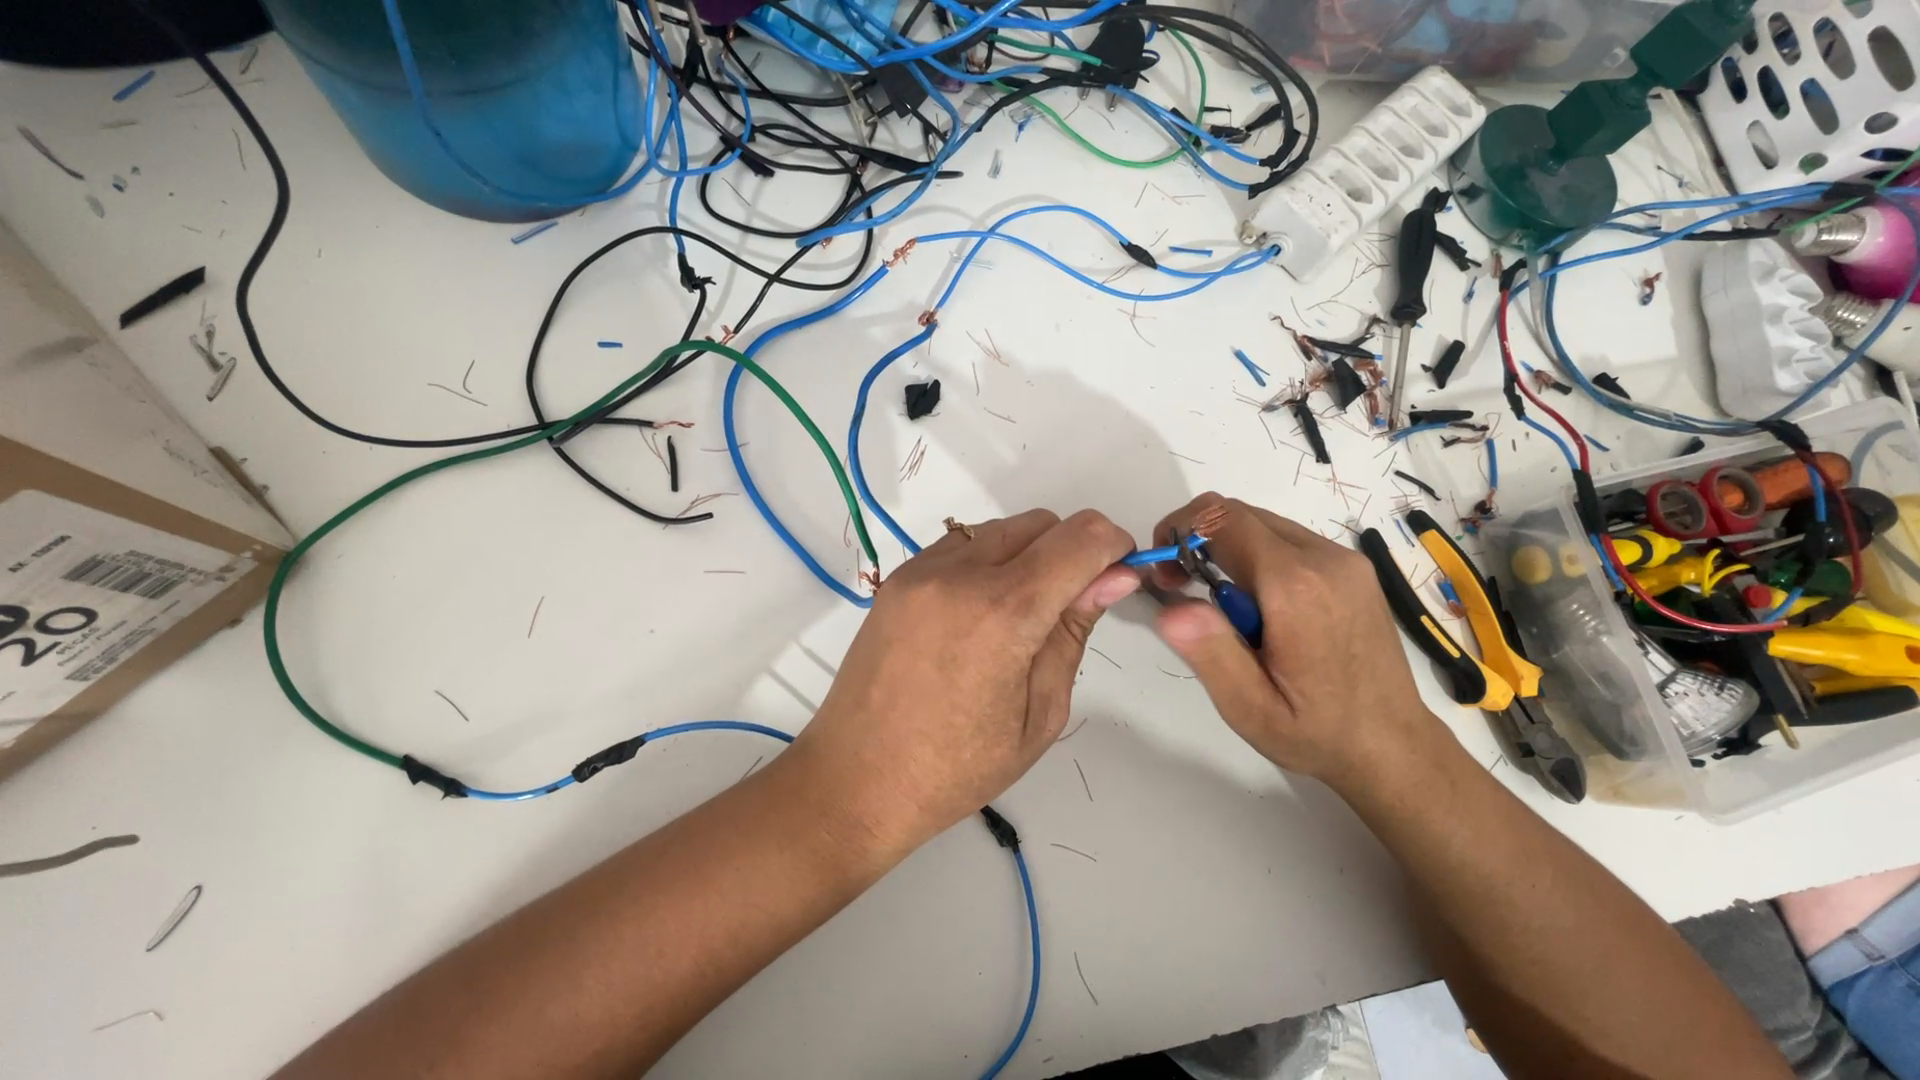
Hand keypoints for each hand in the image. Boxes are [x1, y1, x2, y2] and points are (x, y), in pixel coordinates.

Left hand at [790, 509, 1137, 856]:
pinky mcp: (897, 580)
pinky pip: (961, 545)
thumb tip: (1115, 576)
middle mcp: (959, 575)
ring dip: (1029, 555)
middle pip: (1042, 523)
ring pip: (1001, 529)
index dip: (1115, 549)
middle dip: (1072, 553)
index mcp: (1003, 612)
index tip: (1118, 581)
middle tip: (1069, 611)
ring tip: (1020, 621)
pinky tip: (980, 617)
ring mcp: (921, 572)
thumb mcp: (1039, 714)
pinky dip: (987, 563)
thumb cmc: (957, 768)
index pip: (1081, 537)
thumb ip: (1074, 632)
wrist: (856, 780)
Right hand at [1148, 494, 1449, 787]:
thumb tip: (1171, 608)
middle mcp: (1325, 559)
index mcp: (1294, 587)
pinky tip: (1262, 611)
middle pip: (1242, 515)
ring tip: (1226, 612)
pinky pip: (1291, 543)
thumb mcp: (1250, 707)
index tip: (1165, 574)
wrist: (1393, 746)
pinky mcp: (1355, 571)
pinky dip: (1261, 561)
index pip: (1222, 519)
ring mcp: (1346, 562)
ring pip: (1266, 526)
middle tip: (1183, 592)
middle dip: (1200, 542)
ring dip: (1230, 552)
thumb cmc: (1316, 733)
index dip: (1180, 531)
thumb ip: (1211, 652)